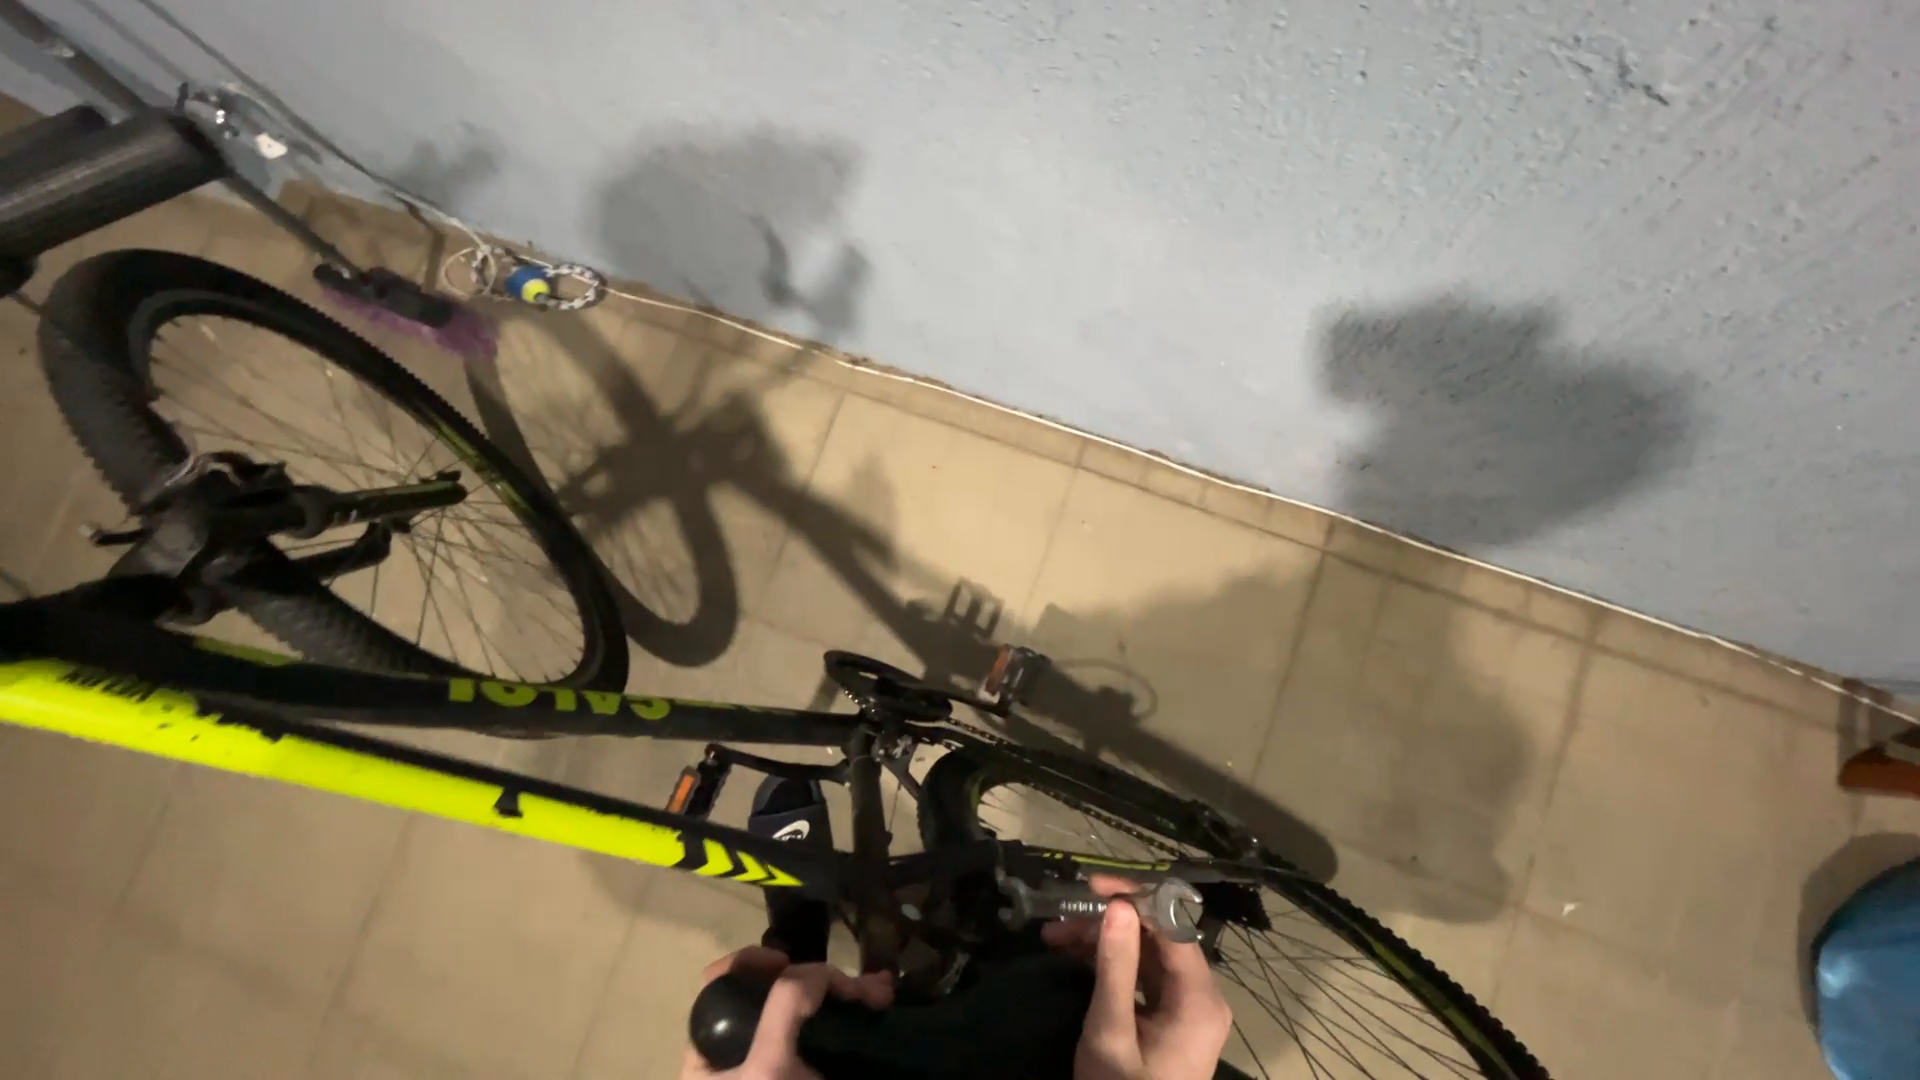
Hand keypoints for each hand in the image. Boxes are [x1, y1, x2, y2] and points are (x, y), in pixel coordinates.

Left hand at [679, 946, 893, 1079]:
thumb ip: (784, 1009)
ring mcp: (784, 1065)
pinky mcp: (816, 1071)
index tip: (785, 961)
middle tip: (856, 985)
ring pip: (811, 1010)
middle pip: (774, 994)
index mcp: (711, 1055)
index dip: (750, 964)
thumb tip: (819, 972)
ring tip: (881, 991)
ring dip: (848, 991)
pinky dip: (857, 1010)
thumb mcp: (769, 1072)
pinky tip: (882, 997)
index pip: (720, 989)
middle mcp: (744, 1054)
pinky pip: (835, 1031)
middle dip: (819, 979)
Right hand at [1043, 880, 1232, 1079]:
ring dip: (1102, 938)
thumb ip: (1115, 967)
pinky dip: (1108, 961)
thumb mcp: (1111, 1032)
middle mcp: (1201, 995)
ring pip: (1145, 951)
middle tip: (1062, 913)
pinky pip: (1142, 974)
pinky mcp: (1170, 1017)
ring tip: (1054, 935)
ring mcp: (1186, 1007)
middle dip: (1110, 920)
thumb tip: (1117, 905)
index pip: (1172, 925)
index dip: (1135, 897)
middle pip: (1158, 935)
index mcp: (1200, 998)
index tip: (1091, 887)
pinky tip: (1072, 953)